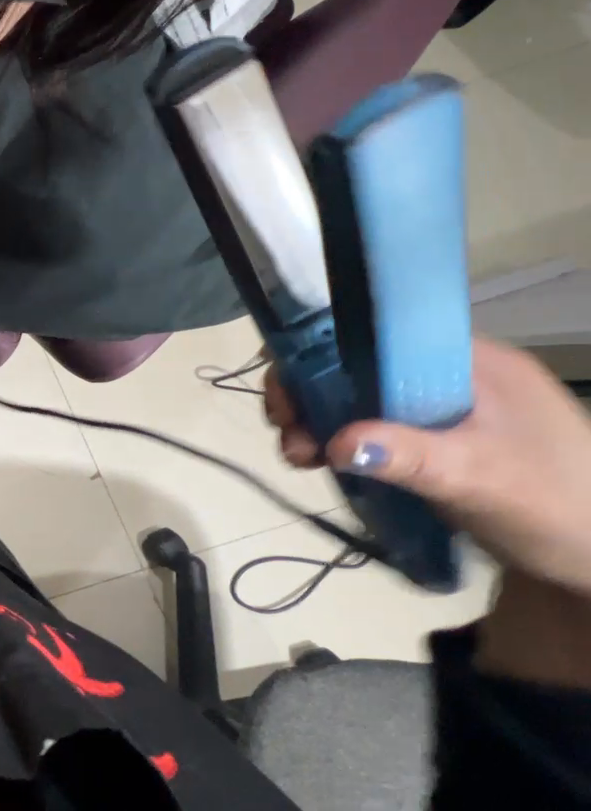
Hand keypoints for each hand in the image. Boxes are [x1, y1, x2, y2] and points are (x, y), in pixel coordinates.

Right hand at [270, 340, 590, 685]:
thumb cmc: (559, 509)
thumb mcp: (481, 480)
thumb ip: (410, 456)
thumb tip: (334, 442)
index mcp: (470, 361)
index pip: (374, 334)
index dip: (316, 353)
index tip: (286, 392)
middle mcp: (451, 372)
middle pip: (353, 365)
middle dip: (308, 396)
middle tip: (286, 435)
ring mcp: (442, 405)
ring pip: (355, 396)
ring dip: (316, 421)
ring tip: (300, 457)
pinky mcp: (433, 435)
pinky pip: (369, 423)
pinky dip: (339, 440)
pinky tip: (325, 463)